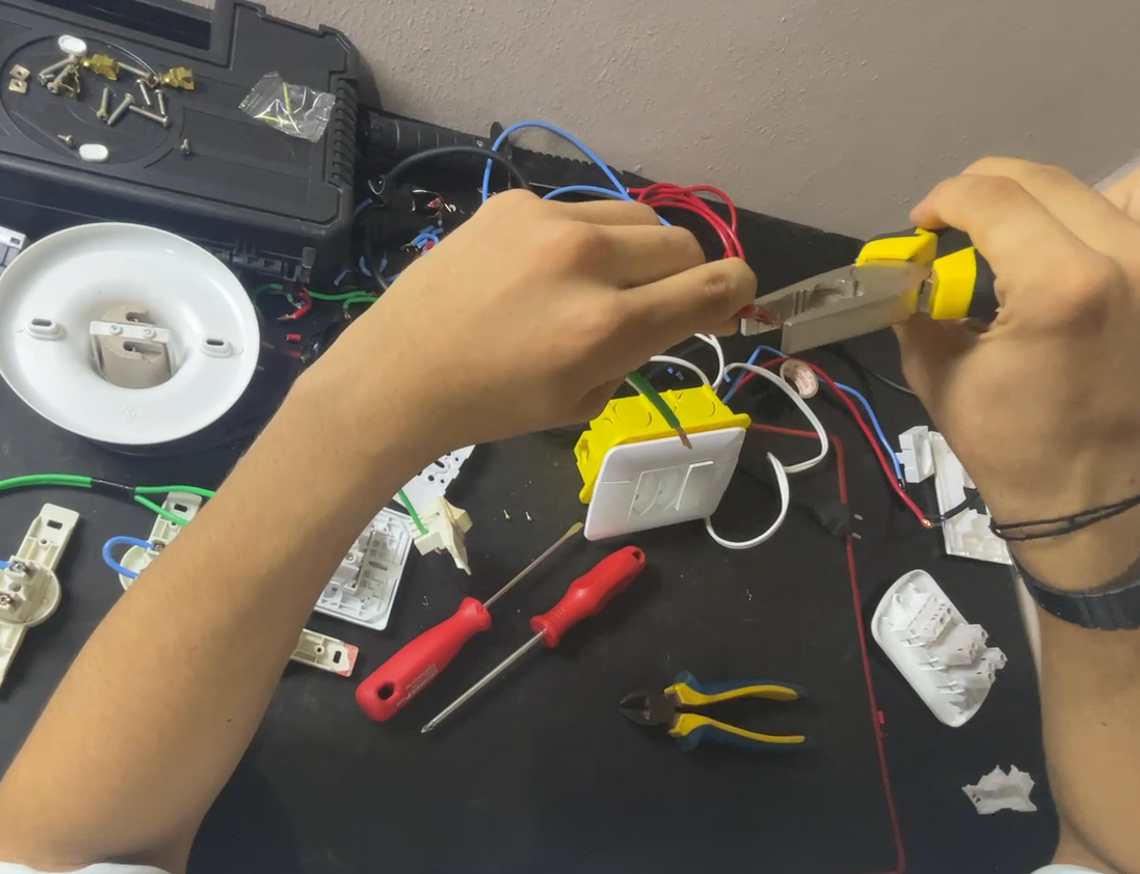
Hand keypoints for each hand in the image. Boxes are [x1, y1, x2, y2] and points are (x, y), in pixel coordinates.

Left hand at [305, 191, 755, 463]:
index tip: (729, 304)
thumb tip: (662, 317)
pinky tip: (546, 271)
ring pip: (637, 217)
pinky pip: (581, 210)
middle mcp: (588, 261)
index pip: (718, 285)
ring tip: (597, 285)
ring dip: (637, 253)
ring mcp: (548, 221)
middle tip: (651, 305)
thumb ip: (636, 353)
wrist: (401, 374)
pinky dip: (585, 240)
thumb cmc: (491, 406)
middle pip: (683, 244)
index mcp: (609, 326)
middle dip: (682, 278)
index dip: (737, 295)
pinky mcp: (513, 202)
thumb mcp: (579, 401)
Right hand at [897, 156, 1139, 563]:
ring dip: (1083, 201)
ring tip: (1056, 242)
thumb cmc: (1002, 437)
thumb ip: (922, 302)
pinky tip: (1107, 268)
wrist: (1085, 488)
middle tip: (970, 221)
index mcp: (1060, 291)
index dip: (949, 197)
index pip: (996, 201)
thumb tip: (914, 259)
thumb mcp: (937, 371)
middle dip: (995, 191)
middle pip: (1055, 183)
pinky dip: (1138, 228)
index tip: (928, 216)